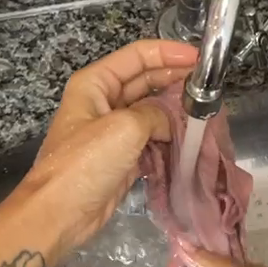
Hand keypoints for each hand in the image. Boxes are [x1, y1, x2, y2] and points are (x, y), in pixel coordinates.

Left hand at [16, 40, 198, 250]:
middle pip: (146, 81)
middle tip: (208, 85)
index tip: (199, 58)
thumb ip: (155, 114)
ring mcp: (113, 130)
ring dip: (176, 111)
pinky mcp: (122, 156)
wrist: (59, 214)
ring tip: (205, 112)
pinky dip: (170, 138)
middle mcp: (103, 102)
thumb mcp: (124, 128)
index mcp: (95, 84)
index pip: (137, 56)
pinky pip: (152, 139)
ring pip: (152, 111)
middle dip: (176, 80)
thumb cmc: (84, 164)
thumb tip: (173, 122)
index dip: (169, 53)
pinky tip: (192, 138)